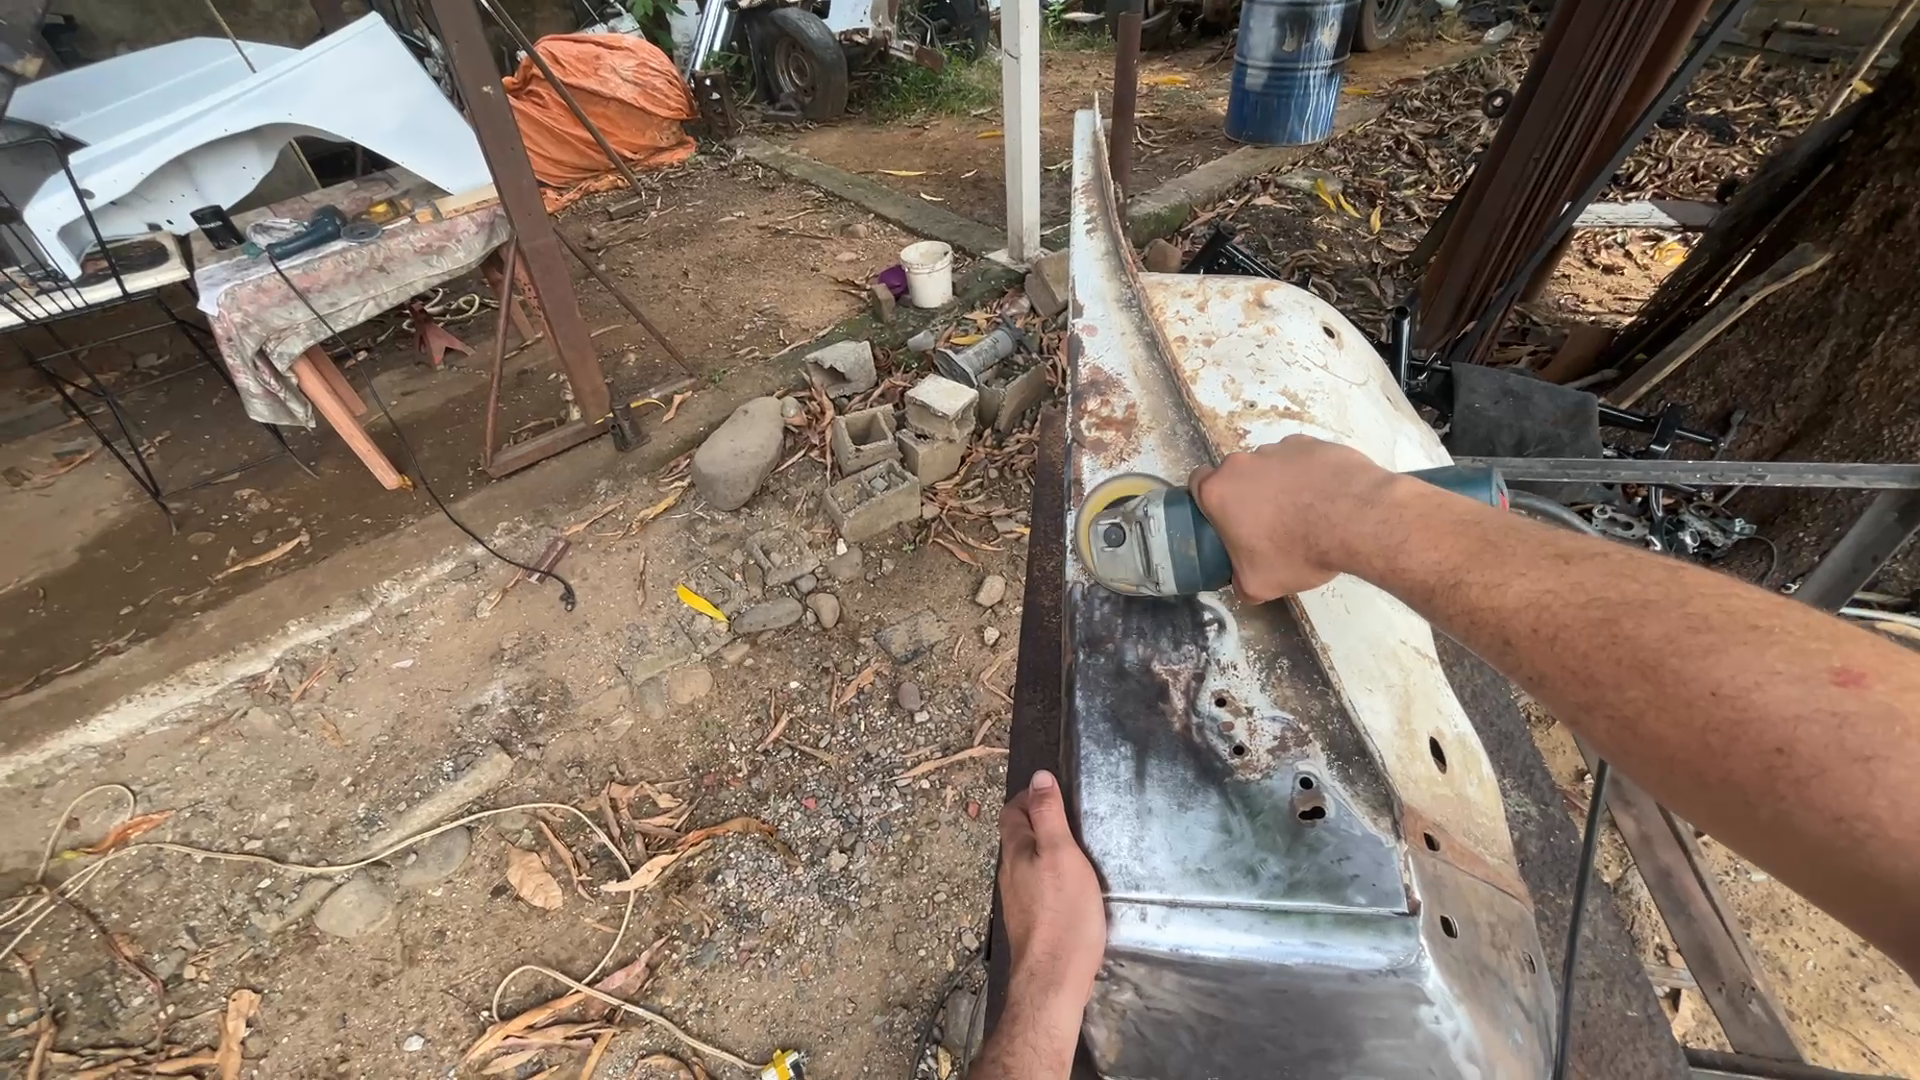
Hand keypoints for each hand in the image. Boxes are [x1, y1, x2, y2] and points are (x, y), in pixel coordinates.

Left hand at [998, 771, 1105, 1005]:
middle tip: (1068, 814)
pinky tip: (1069, 883)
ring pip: (1026, 860)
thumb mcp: (1062, 852)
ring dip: (1044, 847)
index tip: (1054, 791)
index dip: (1030, 795)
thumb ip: (1049, 814)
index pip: (1012, 810)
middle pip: (1017, 833)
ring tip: (1073, 845)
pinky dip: (1049, 872)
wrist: (1053, 980)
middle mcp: (1009, 871)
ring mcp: (1017, 898)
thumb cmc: (1062, 912)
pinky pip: (1035, 883)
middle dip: (1037, 819)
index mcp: (1014, 850)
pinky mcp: (1029, 919)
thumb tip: (1039, 776)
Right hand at [1188, 435, 1397, 602]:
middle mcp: (1242, 464)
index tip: (1226, 519)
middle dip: (1247, 494)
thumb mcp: (1259, 585)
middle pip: (1235, 475)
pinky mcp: (1312, 444)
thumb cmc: (1298, 552)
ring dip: (1278, 484)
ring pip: (1269, 466)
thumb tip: (1240, 582)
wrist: (1358, 521)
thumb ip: (1239, 582)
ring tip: (1305, 511)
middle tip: (1267, 523)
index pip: (1197, 483)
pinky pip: (1301, 459)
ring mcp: (1278, 449)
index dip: (1208, 500)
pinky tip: (1326, 496)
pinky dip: (1308, 474)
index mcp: (1218, 492)